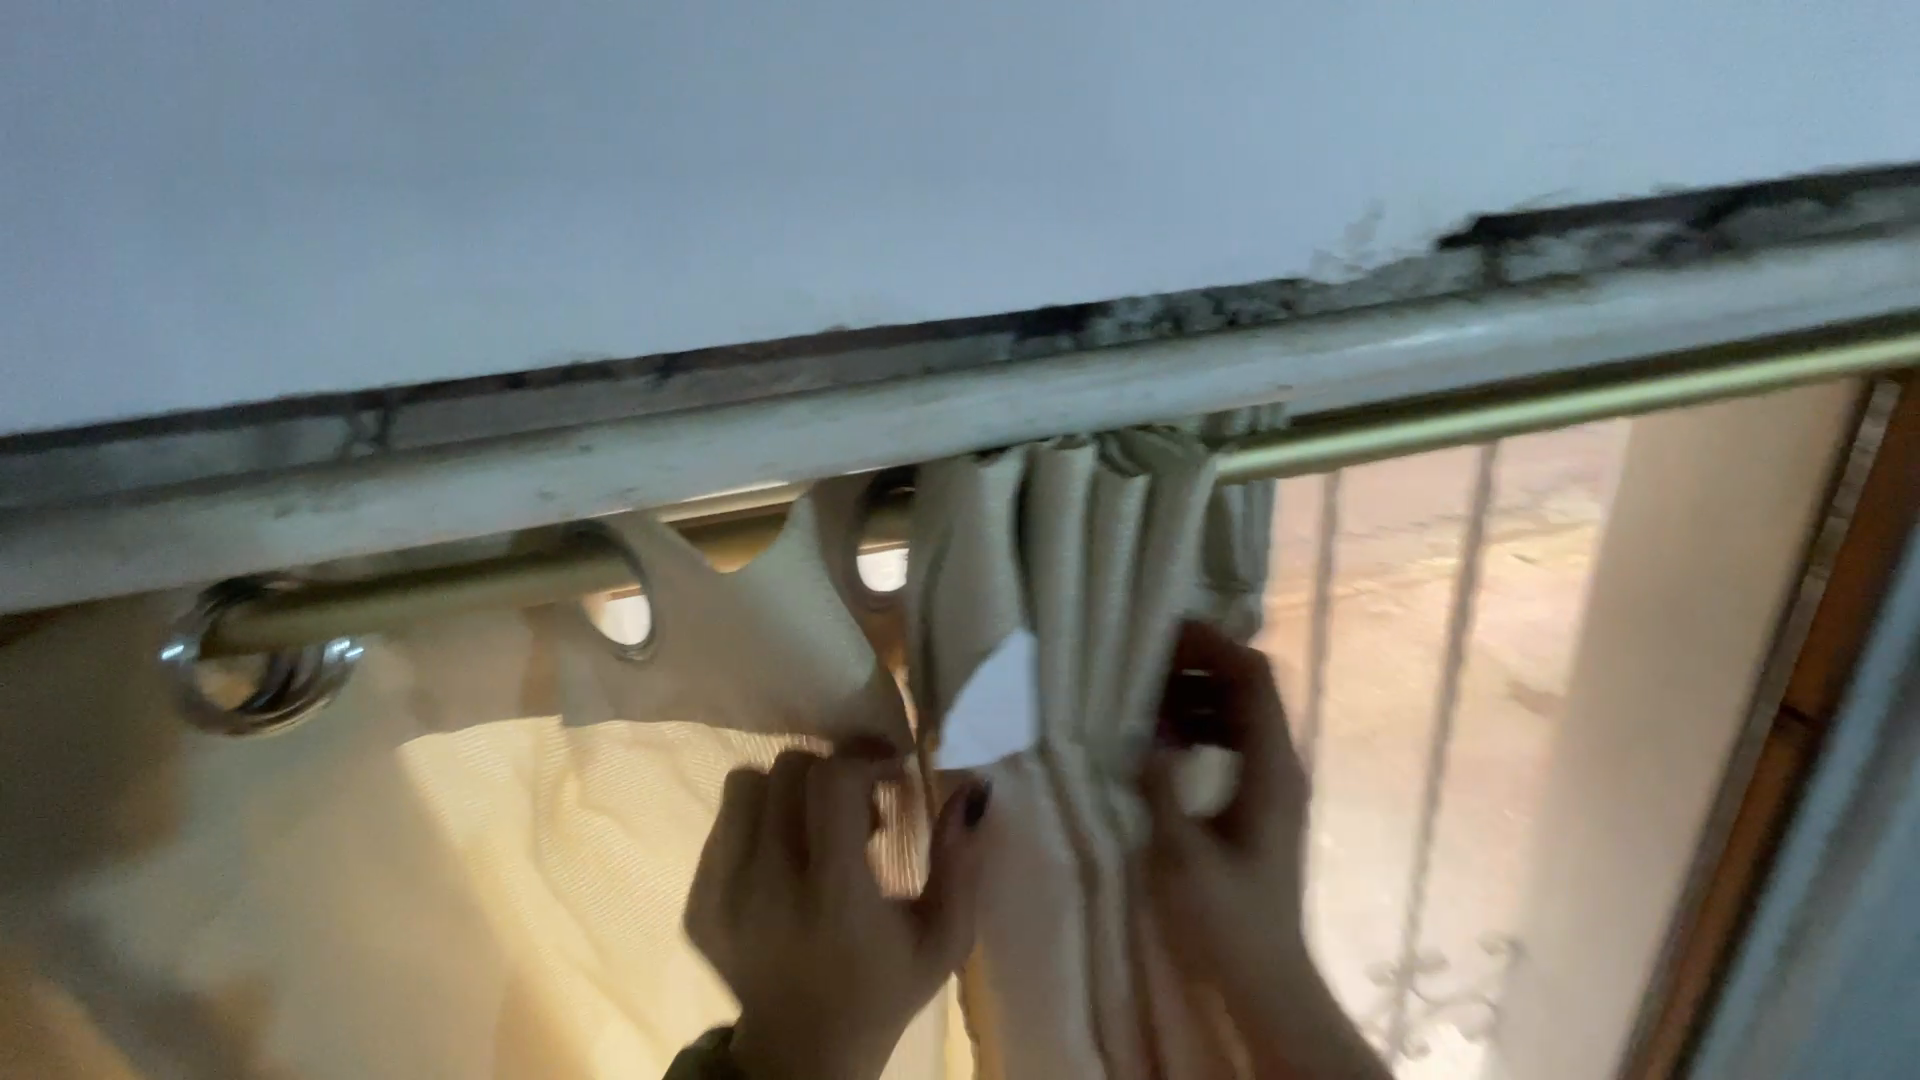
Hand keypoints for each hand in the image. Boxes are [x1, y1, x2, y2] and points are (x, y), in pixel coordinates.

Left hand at [685, 748, 992, 1079]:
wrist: (802, 1056)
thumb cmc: (885, 988)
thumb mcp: (944, 938)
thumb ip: (961, 863)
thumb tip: (970, 789)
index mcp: (833, 900)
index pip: (832, 783)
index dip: (865, 761)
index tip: (891, 774)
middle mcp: (766, 890)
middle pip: (789, 771)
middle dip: (831, 771)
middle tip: (860, 806)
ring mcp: (721, 896)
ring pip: (747, 784)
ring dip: (788, 790)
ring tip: (817, 825)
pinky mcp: (697, 903)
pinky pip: (724, 822)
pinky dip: (759, 821)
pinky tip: (786, 856)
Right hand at [1140, 620, 1312, 1008]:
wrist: (1266, 978)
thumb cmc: (1226, 921)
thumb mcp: (1182, 856)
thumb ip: (1162, 789)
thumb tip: (1145, 735)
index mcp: (1270, 770)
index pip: (1253, 680)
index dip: (1214, 647)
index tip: (1166, 633)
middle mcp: (1280, 765)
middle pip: (1247, 687)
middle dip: (1199, 664)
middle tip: (1145, 659)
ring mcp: (1272, 781)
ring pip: (1238, 711)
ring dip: (1195, 693)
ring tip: (1146, 695)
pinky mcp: (1257, 799)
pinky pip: (1230, 738)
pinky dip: (1198, 724)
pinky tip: (1162, 738)